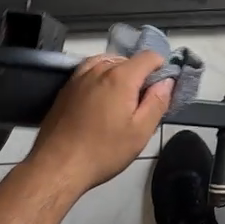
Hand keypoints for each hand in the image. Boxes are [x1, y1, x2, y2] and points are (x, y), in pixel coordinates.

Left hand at [27, 51, 172, 193]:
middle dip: (140, 75)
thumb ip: (158, 102)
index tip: (161, 89)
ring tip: (120, 100)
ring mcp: (79, 76)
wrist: (56, 167)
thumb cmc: (102, 151)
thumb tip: (168, 81)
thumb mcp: (140, 132)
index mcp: (121, 77)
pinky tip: (99, 97)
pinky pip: (90, 70)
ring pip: (108, 62)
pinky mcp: (66, 88)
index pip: (149, 57)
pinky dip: (100, 76)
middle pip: (128, 60)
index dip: (161, 68)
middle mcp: (99, 69)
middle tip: (141, 103)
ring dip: (119, 74)